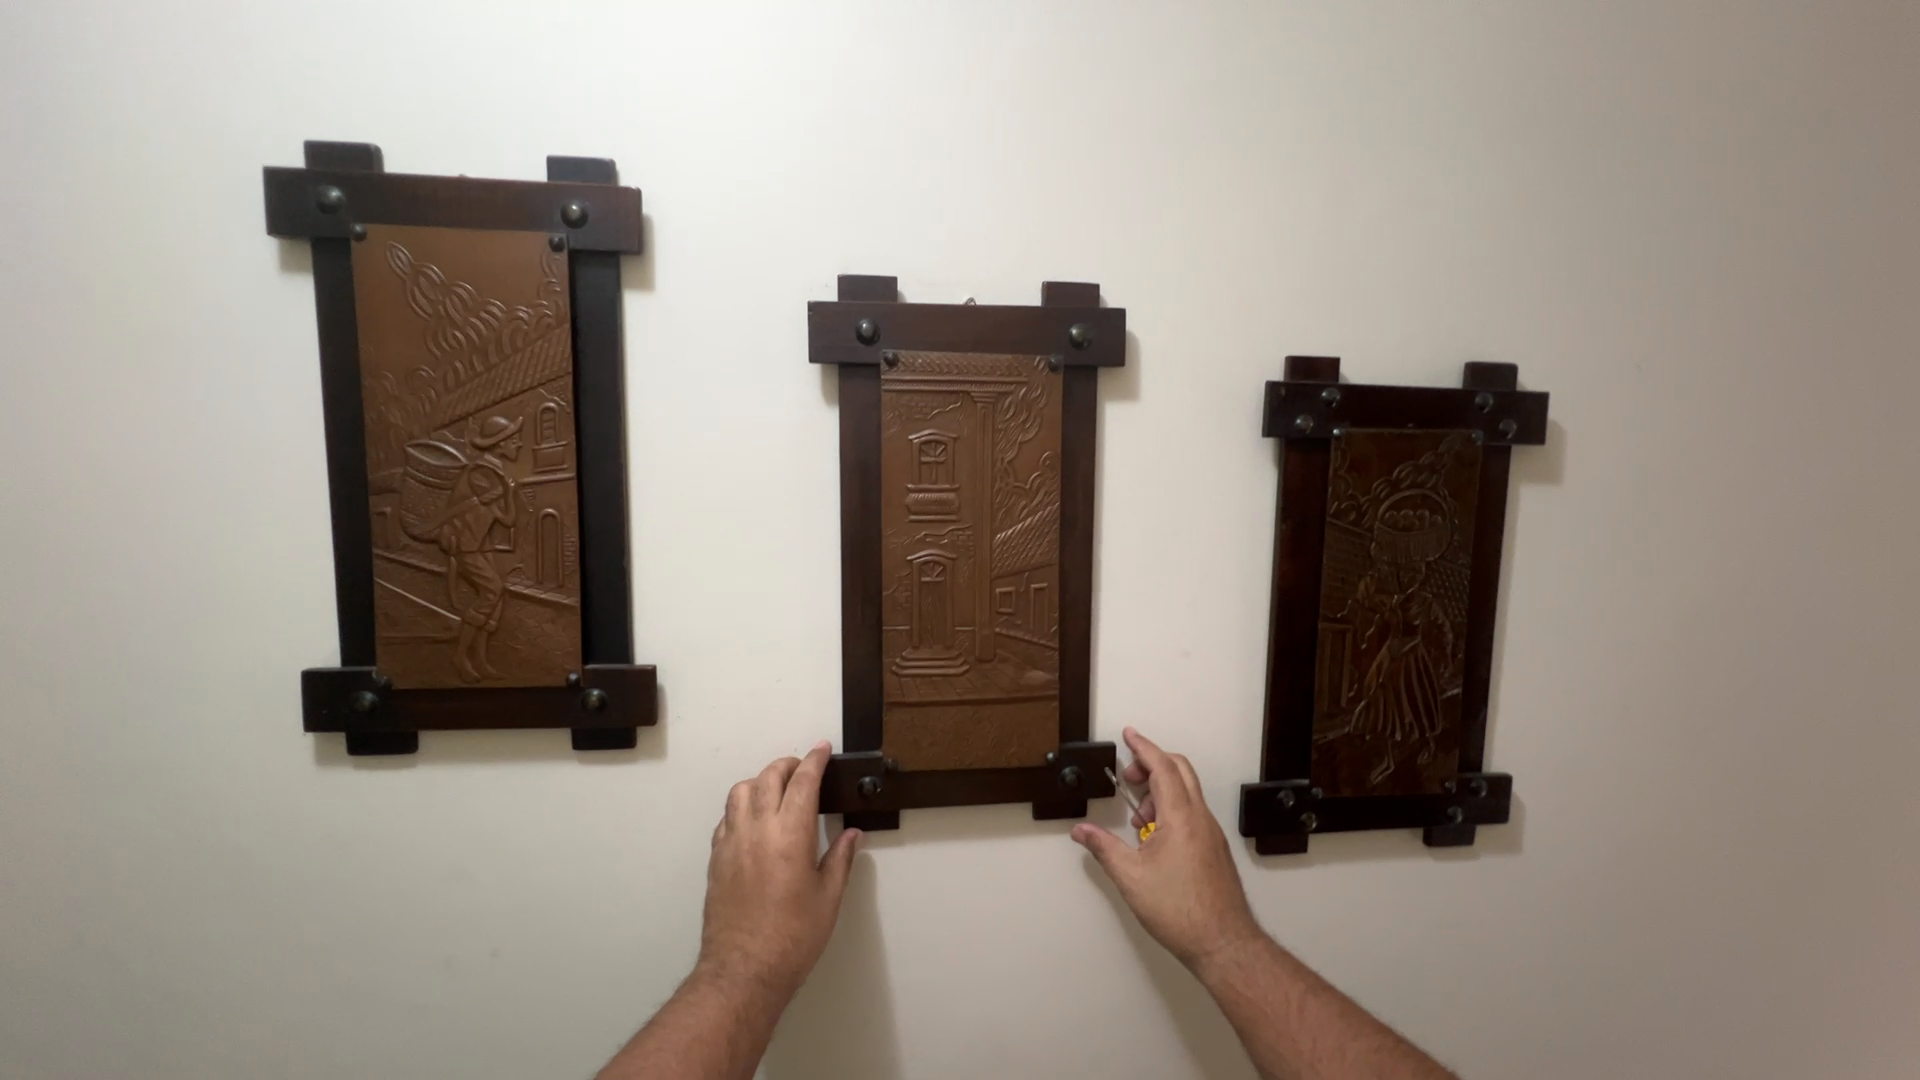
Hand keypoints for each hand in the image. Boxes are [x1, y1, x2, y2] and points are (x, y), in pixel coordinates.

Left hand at [698, 742, 860, 995]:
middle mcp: (757, 830)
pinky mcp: (716, 859)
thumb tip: (851, 835)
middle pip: (768, 777)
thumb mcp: (828, 898)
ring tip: (776, 789)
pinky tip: (753, 820)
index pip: (803, 781)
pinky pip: (726, 817)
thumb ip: (839, 859)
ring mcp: (732, 843)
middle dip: (788, 764)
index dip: (814, 760)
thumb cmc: (792, 938)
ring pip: (739, 791)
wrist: (742, 972)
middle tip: (803, 767)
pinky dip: (741, 806)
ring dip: (760, 781)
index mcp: (790, 835)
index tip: (822, 749)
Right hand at [1072, 727, 1263, 971]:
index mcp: (1180, 817)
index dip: (1143, 746)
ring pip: (1187, 791)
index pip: (1162, 766)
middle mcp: (1200, 818)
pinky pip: (1193, 811)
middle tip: (1128, 774)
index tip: (1129, 734)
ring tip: (1138, 817)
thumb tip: (1082, 832)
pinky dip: (1171, 808)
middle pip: (1180, 770)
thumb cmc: (1182, 912)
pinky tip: (1155, 836)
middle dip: (1151, 763)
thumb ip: (1103, 848)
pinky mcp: (1214, 848)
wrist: (1224, 944)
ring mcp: (1211, 833)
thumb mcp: (1130, 878)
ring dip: (1160, 790)